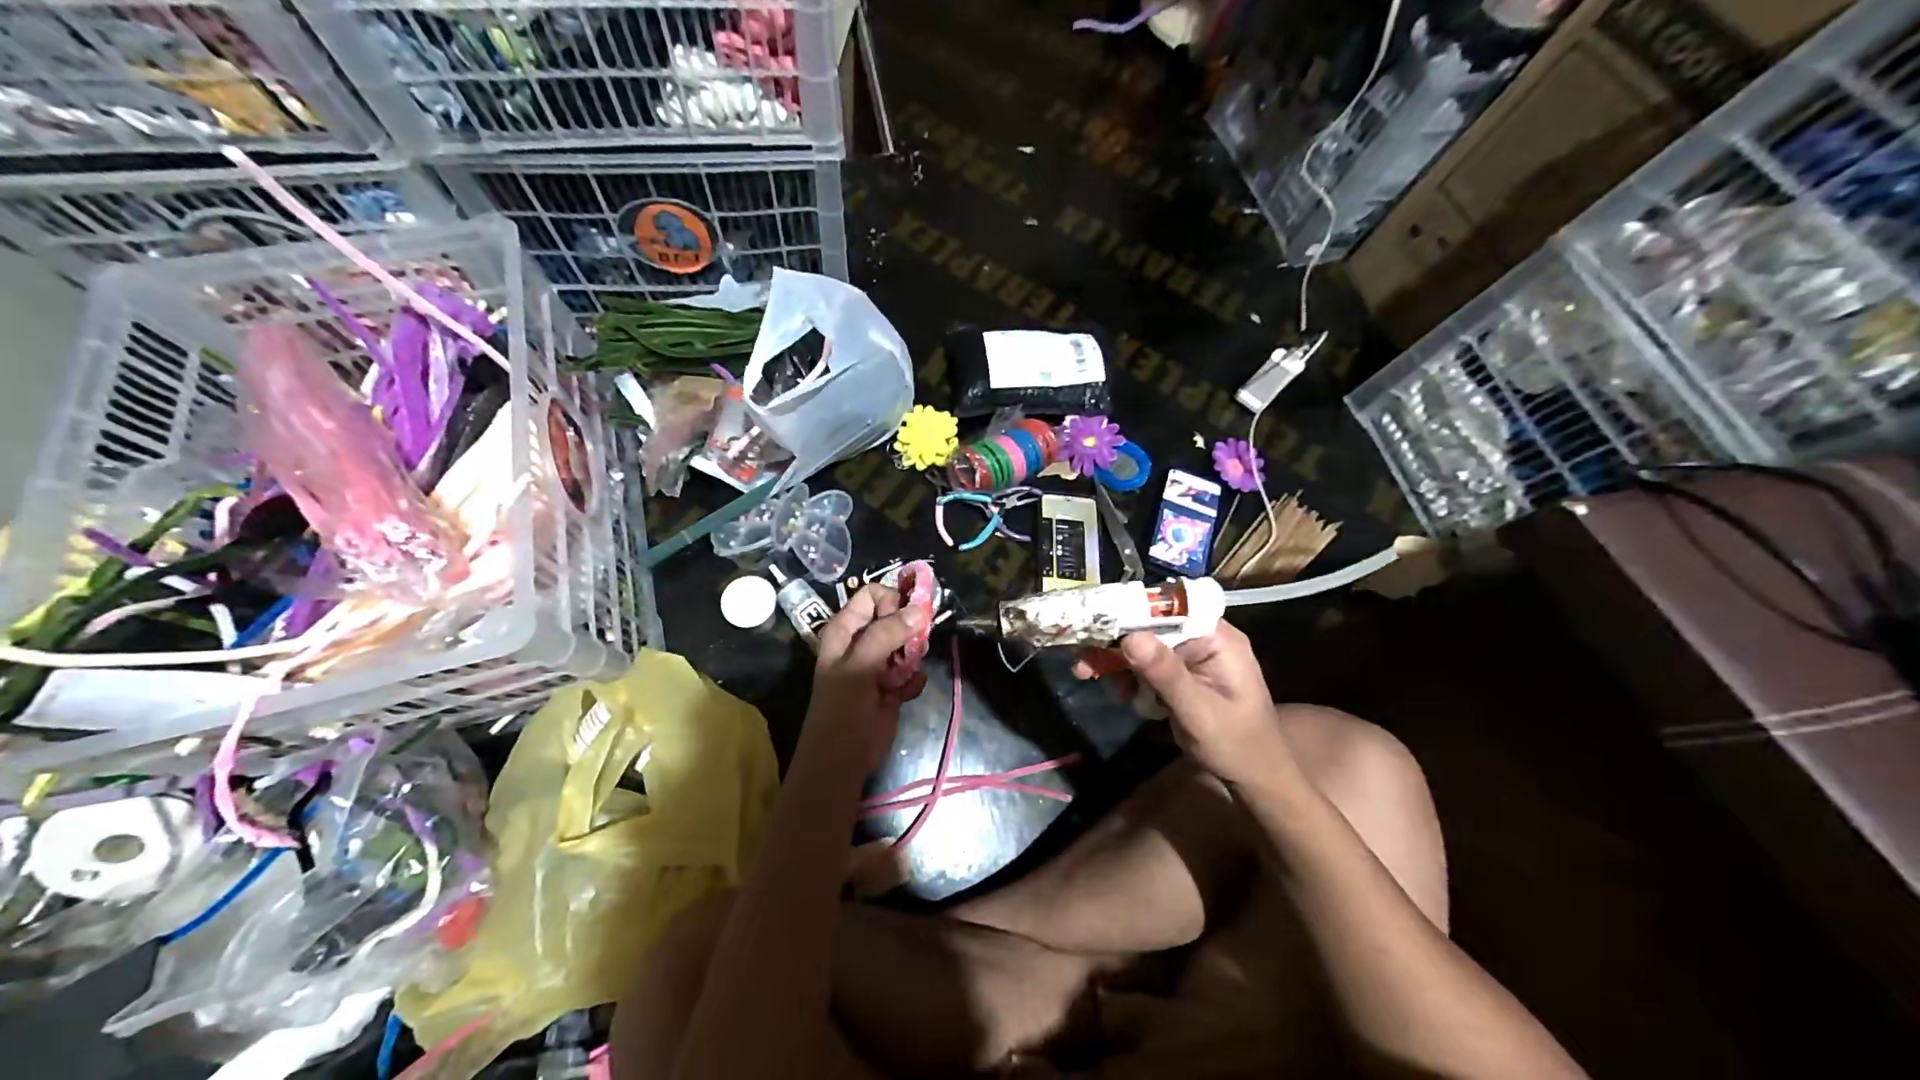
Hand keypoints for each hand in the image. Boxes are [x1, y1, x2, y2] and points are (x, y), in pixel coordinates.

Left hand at [810, 585, 929, 766]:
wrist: (843, 758)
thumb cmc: (842, 708)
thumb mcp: (860, 665)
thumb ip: (887, 634)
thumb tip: (919, 609)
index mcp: (845, 630)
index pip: (872, 595)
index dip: (893, 600)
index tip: (908, 616)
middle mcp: (862, 642)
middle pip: (895, 616)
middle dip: (909, 630)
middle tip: (912, 647)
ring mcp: (878, 664)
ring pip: (908, 643)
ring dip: (913, 657)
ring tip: (905, 673)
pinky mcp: (893, 685)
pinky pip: (913, 671)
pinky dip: (912, 681)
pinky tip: (903, 694)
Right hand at [1099, 621, 1298, 788]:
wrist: (1255, 779)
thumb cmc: (1235, 746)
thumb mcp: (1198, 712)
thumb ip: (1166, 674)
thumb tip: (1131, 637)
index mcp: (1217, 638)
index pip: (1170, 608)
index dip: (1131, 610)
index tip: (1095, 619)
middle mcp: (1204, 639)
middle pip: (1151, 625)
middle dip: (1115, 639)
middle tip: (1080, 654)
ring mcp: (1191, 656)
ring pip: (1144, 644)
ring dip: (1116, 659)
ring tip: (1086, 673)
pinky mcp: (1180, 674)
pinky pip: (1147, 664)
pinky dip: (1128, 675)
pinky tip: (1118, 691)